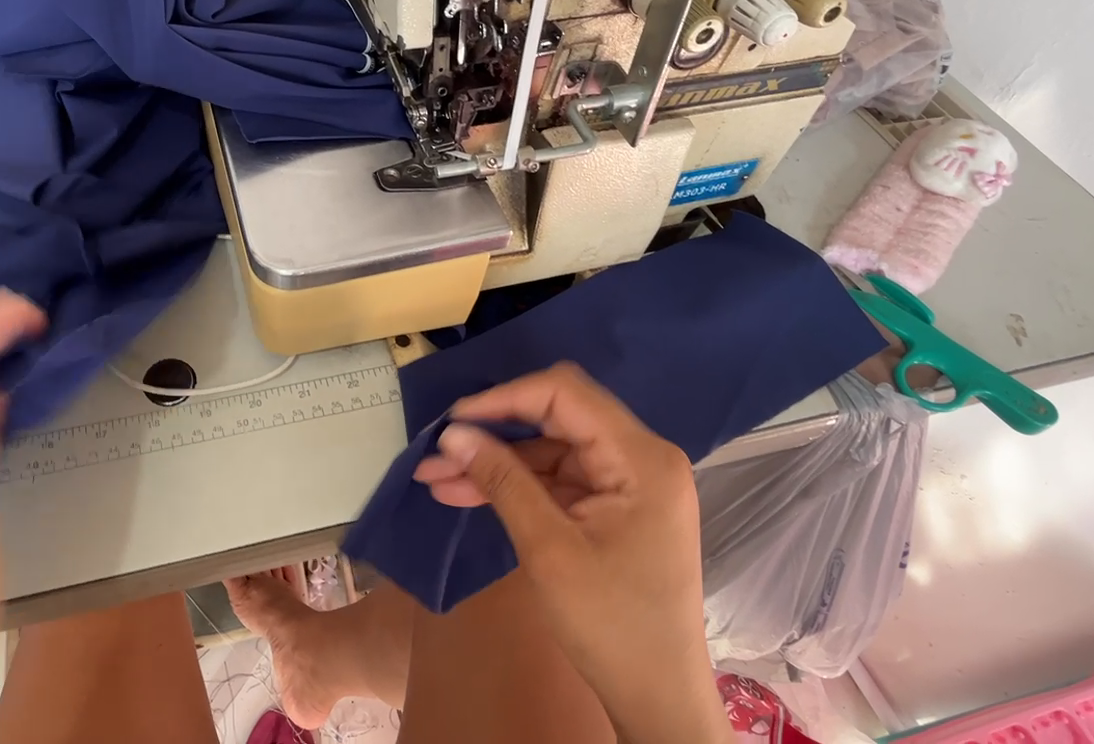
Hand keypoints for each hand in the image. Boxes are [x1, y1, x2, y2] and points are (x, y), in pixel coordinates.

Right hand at [412, 363, 729, 743]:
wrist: (657, 700)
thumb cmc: (612, 625)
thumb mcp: (548, 549)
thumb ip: (502, 480)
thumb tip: (453, 433)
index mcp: (640, 458)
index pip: (564, 394)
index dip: (503, 398)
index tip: (453, 421)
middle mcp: (639, 456)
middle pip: (555, 417)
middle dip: (493, 431)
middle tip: (438, 450)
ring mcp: (626, 481)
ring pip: (547, 448)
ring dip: (494, 461)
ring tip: (435, 477)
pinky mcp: (612, 504)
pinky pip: (554, 477)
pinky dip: (513, 484)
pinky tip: (464, 492)